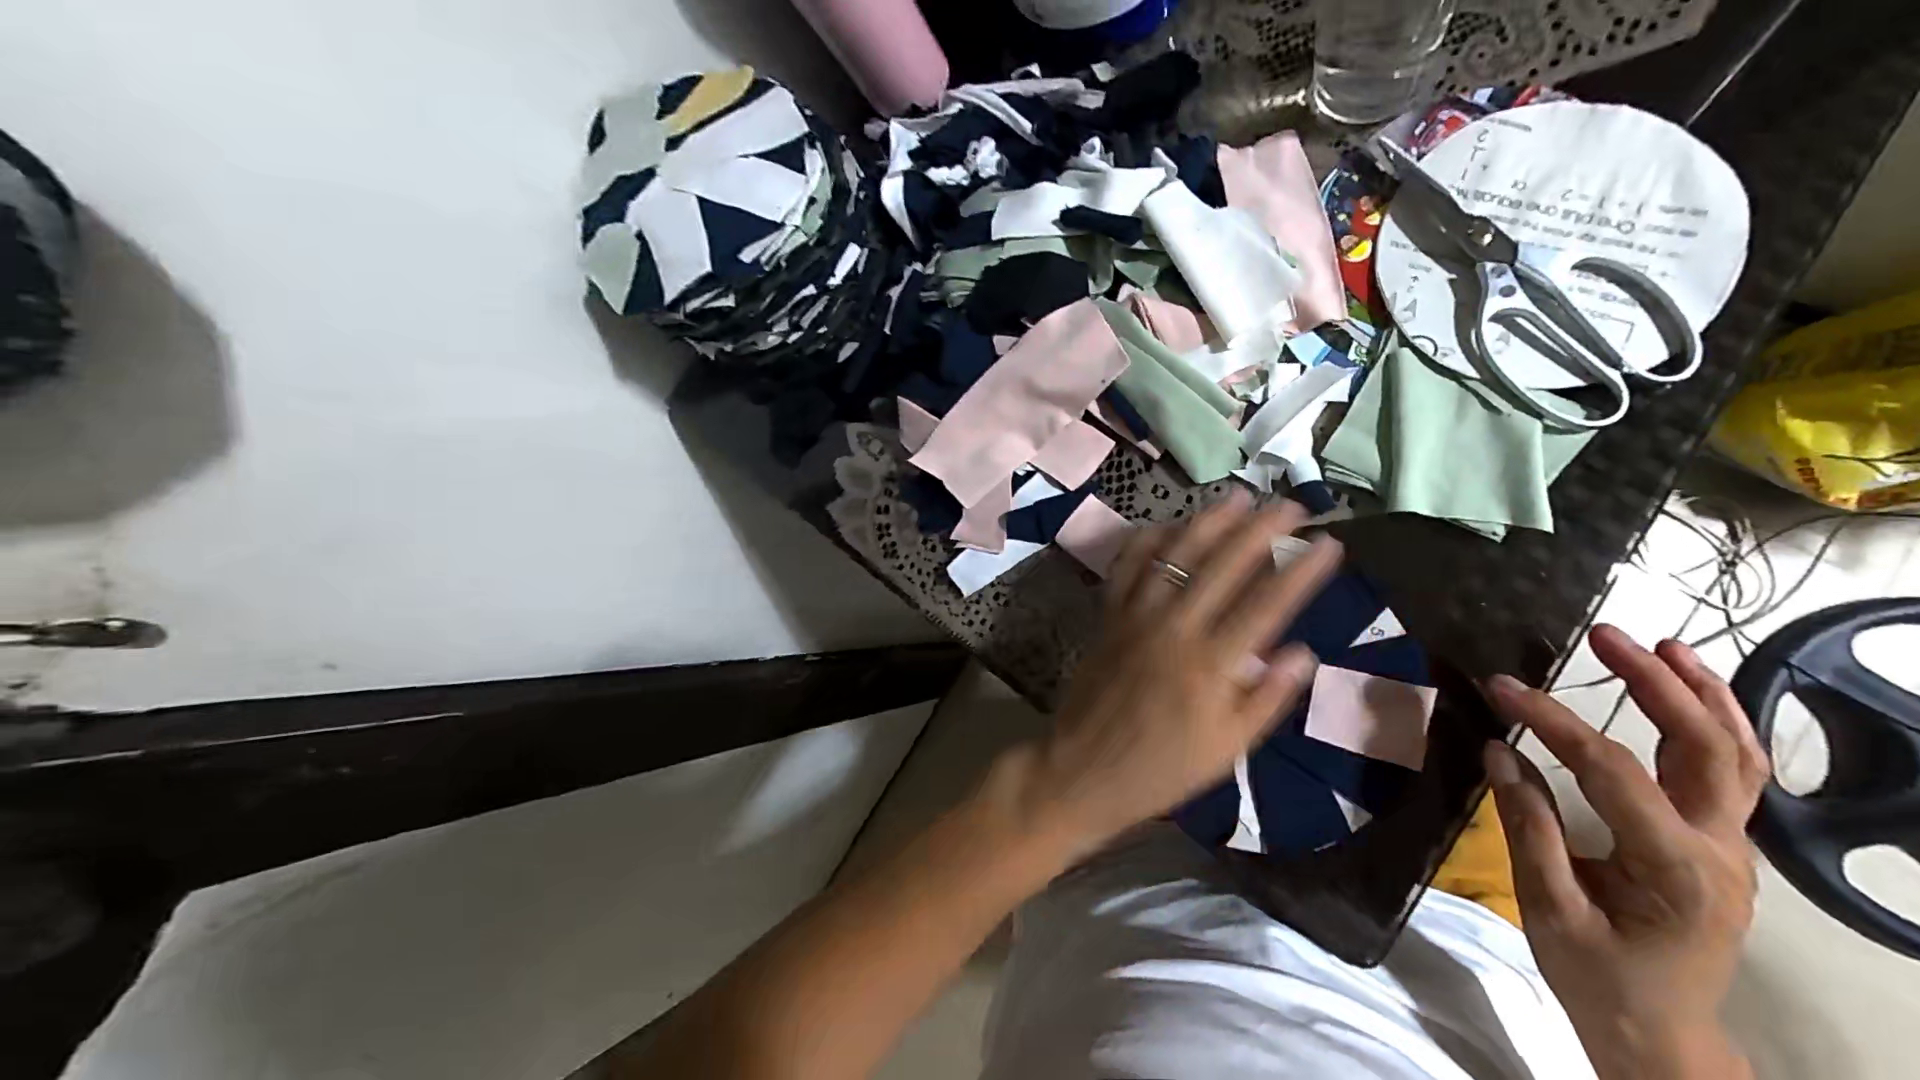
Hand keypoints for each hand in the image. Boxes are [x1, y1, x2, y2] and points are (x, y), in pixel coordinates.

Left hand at [1009, 490, 1339, 855]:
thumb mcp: (1226, 749)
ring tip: (1238, 496)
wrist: (1082, 770)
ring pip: (1175, 555)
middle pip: (1223, 565)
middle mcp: (1174, 628)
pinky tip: (1168, 524)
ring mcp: (1135, 616)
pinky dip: (1148, 540)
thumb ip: (1267, 698)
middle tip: (1292, 503)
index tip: (1330, 542)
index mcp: (1211, 665)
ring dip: (1208, 521)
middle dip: (1261, 529)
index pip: (1268, 604)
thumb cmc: (1161, 769)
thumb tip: (1304, 651)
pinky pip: (1127, 567)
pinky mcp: (1107, 616)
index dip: (1302, 570)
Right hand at [1483, 624, 1769, 1079]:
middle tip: (1606, 636)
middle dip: (1658, 684)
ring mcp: (1732, 846)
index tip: (1498, 686)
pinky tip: (1690, 693)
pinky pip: (1734, 772)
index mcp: (1674, 868)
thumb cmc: (1595, 974)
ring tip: (1663, 644)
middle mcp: (1720, 849)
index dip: (1552, 721)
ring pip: (1737, 754)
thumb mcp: (1547, 907)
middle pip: (1705, 747)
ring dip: (1701, 693)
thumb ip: (1527, 826)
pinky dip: (1718, 723)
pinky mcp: (1721, 842)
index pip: (1611, 771)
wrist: (1658, 1027)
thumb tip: (1498, 750)